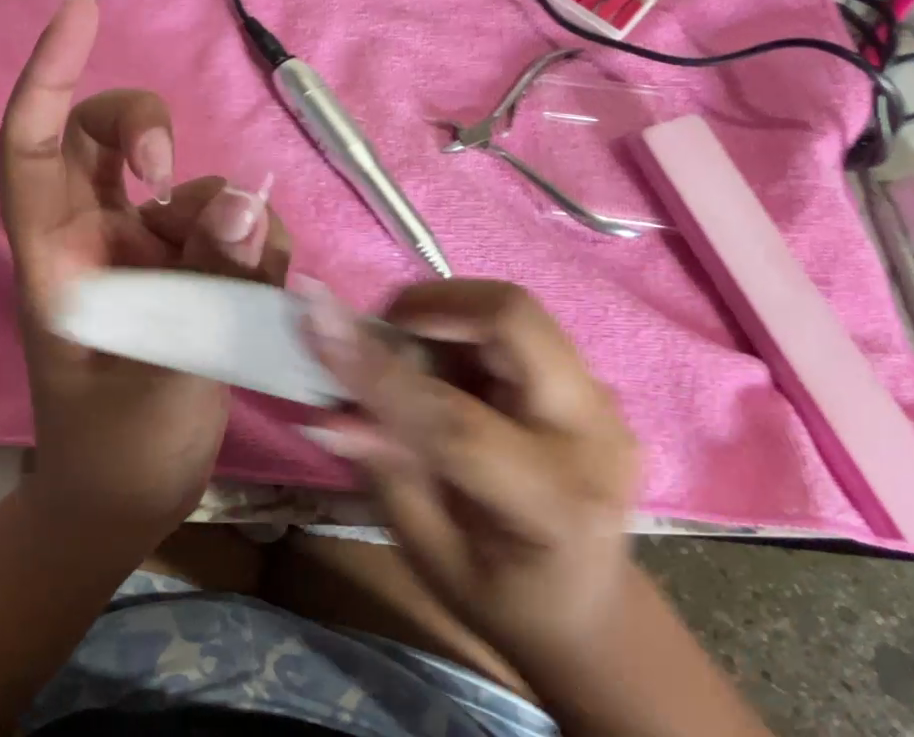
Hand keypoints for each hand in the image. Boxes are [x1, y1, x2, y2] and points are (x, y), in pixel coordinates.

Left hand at [0, 0, 288, 540]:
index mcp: (54, 254)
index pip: (33, 143)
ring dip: (226, 214)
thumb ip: (207, 283)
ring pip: (188, 181)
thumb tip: (246, 198)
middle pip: (104, 134)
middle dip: (146, 127)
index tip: (84, 3)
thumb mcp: (164, 369)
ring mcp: (145, 254)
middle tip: (171, 178)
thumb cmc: (118, 450)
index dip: (50, 70)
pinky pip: (228, 226)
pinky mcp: (189, 274)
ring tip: (246, 284)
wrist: (125, 502)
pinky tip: (265, 291)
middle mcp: (95, 237)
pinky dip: (254, 243)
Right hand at [299, 279, 638, 664]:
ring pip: (510, 310)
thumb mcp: (430, 555)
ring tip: (403, 359)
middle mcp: (592, 436)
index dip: (376, 368)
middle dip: (428, 305)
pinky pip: (512, 328)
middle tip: (377, 330)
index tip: (312, 317)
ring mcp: (601, 402)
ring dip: (439, 317)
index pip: (451, 418)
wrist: (590, 607)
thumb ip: (388, 475)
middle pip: (511, 318)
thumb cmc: (500, 594)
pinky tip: (438, 371)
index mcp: (553, 503)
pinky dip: (457, 330)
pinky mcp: (589, 384)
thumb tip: (330, 415)